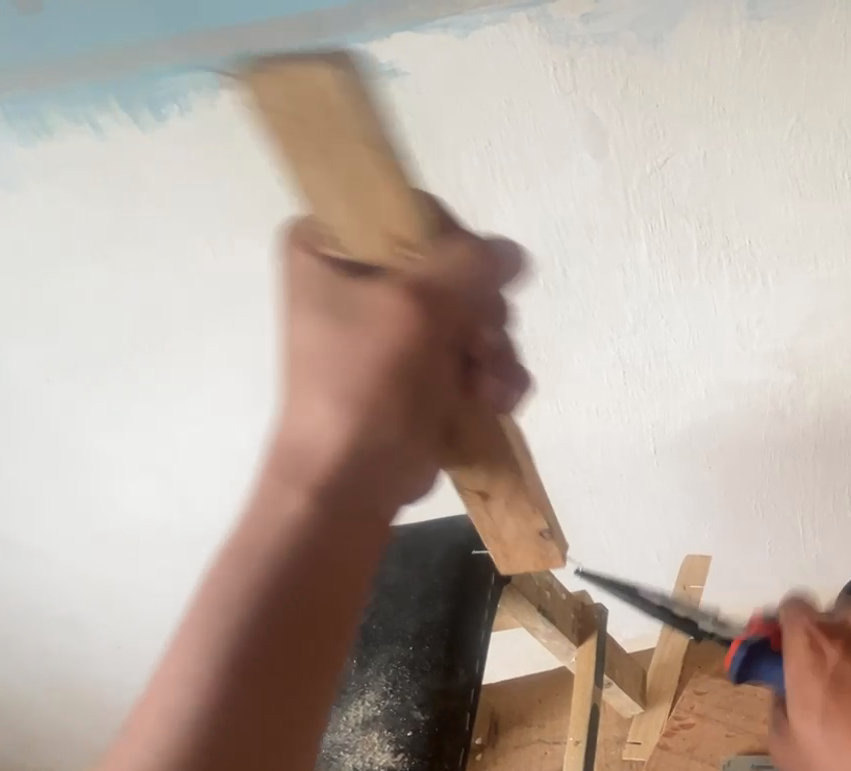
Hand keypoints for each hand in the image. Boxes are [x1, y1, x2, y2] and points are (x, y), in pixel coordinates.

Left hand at [268, 207, 530, 510]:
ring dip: (495, 354)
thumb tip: (516, 254)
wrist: (354, 476)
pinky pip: (483, 356)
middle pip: (459, 270)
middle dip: (481, 315)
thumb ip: (470, 265)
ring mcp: (403, 328)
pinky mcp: (430, 369)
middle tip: (476, 346)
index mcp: (333, 244)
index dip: (457, 250)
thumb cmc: (365, 384)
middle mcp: (367, 278)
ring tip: (485, 388)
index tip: (470, 287)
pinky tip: (493, 402)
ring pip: (480, 317)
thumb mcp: (415, 307)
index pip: (417, 214)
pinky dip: (495, 378)